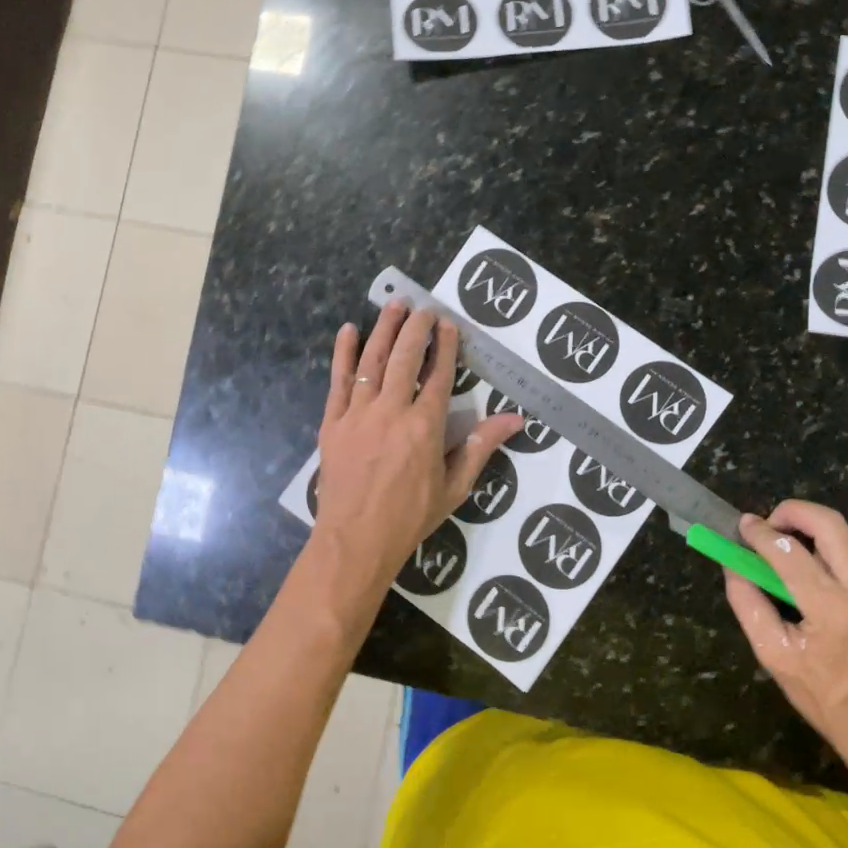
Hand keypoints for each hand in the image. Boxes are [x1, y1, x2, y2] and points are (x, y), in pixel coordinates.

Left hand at [313, 301, 522, 585]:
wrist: (356, 541)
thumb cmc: (410, 517)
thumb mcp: (454, 487)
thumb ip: (480, 446)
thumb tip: (515, 419)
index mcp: (425, 426)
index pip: (438, 374)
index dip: (445, 346)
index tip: (448, 324)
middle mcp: (392, 411)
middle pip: (405, 357)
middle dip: (416, 328)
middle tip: (423, 308)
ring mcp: (359, 414)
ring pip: (372, 360)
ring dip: (384, 330)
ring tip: (394, 305)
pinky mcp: (333, 422)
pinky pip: (338, 380)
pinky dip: (343, 353)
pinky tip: (349, 331)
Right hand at [725, 501, 847, 787]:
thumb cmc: (824, 699)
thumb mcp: (774, 655)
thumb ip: (748, 602)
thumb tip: (732, 562)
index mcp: (834, 612)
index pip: (790, 552)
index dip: (761, 533)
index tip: (743, 525)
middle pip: (831, 524)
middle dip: (795, 512)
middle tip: (771, 523)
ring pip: (846, 546)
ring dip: (816, 547)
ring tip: (796, 572)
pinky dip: (838, 573)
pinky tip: (831, 601)